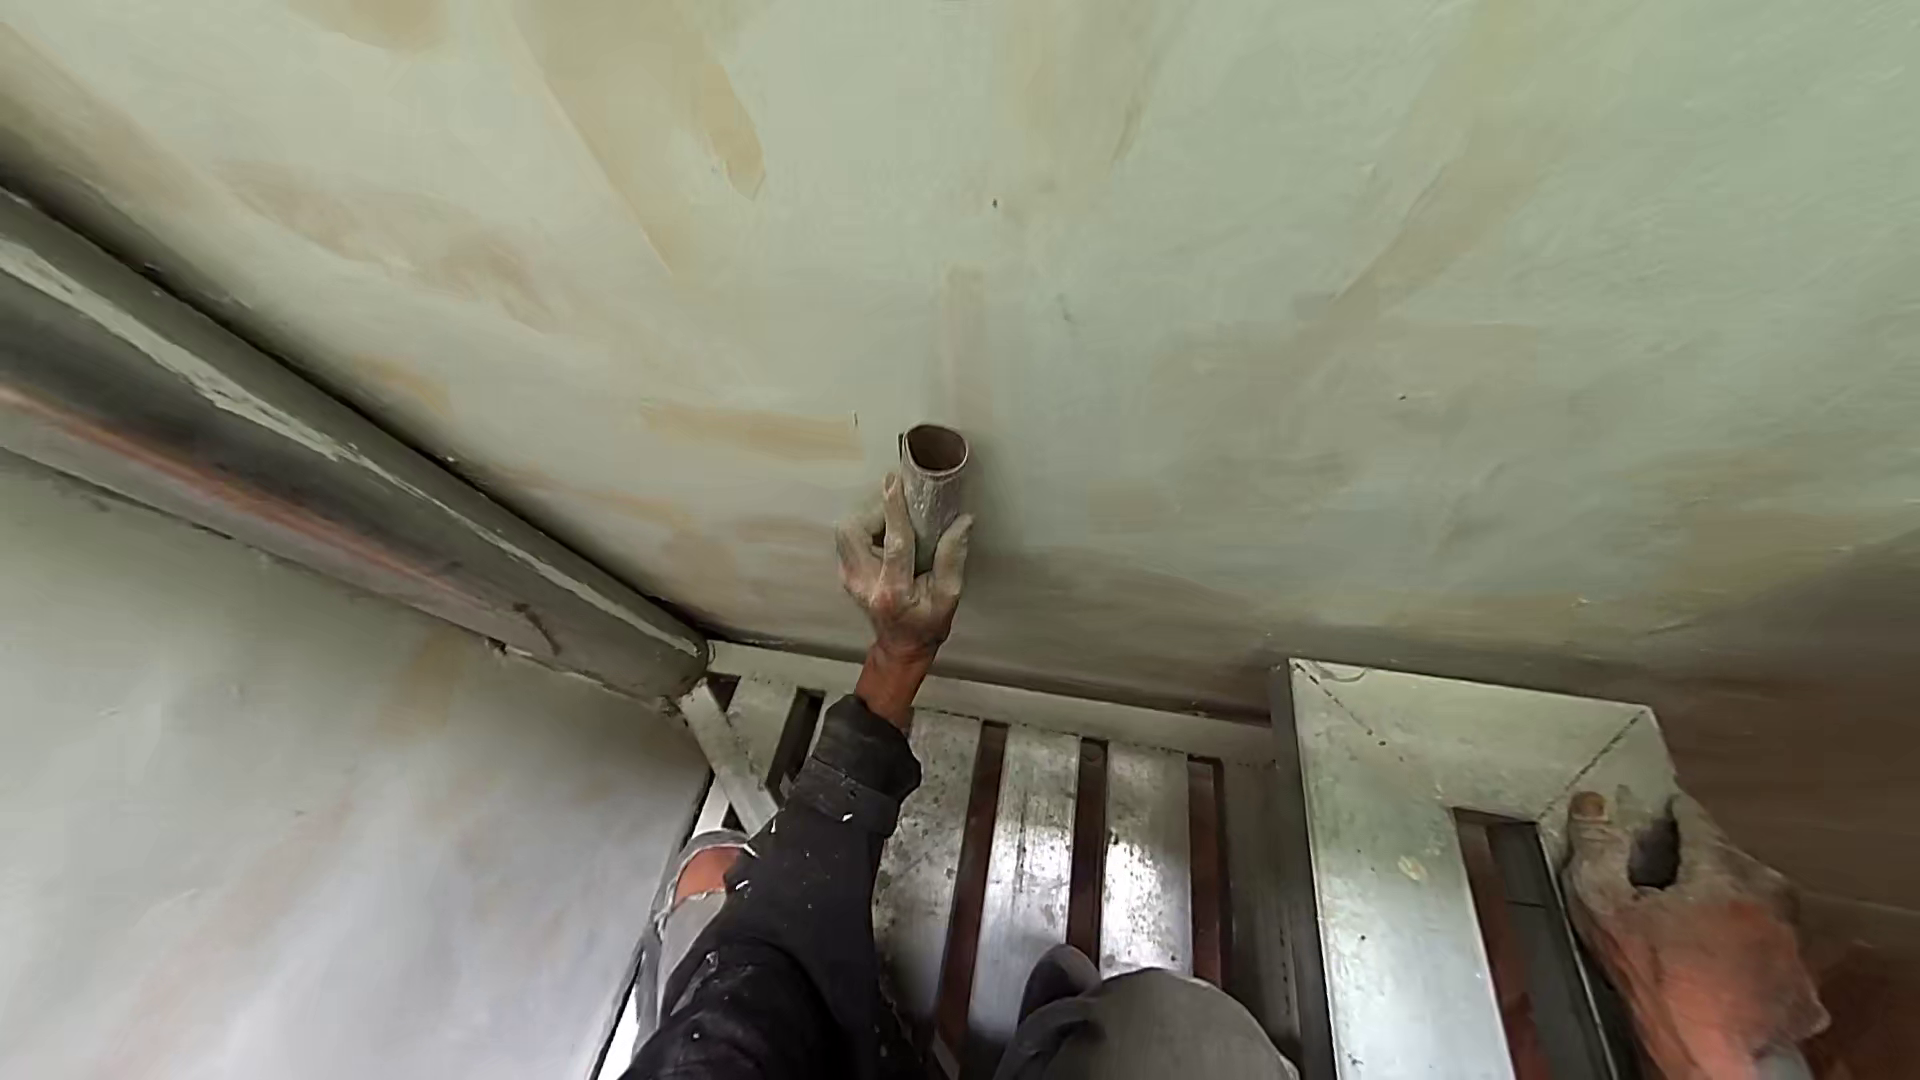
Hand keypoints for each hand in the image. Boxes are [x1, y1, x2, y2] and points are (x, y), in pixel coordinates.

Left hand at [835, 472, 973, 660]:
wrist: (901, 645)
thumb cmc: (927, 624)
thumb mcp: (949, 595)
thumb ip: (952, 557)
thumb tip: (962, 521)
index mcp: (893, 592)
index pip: (894, 543)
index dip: (894, 510)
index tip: (895, 482)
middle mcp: (863, 583)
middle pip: (854, 531)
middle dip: (875, 510)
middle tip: (899, 507)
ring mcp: (849, 578)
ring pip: (846, 531)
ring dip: (869, 518)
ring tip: (894, 520)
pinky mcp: (846, 572)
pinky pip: (848, 538)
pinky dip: (866, 528)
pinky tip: (886, 532)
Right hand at [1565, 791, 1827, 1079]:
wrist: (1703, 1051)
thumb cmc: (1648, 972)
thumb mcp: (1597, 897)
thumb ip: (1595, 845)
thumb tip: (1593, 805)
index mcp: (1723, 885)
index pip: (1704, 829)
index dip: (1681, 811)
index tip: (1669, 801)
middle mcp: (1771, 914)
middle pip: (1744, 865)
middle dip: (1711, 853)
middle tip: (1675, 851)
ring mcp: (1792, 954)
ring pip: (1766, 905)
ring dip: (1733, 892)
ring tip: (1693, 895)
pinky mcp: (1801, 989)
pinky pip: (1774, 943)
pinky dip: (1747, 933)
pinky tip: (1716, 942)